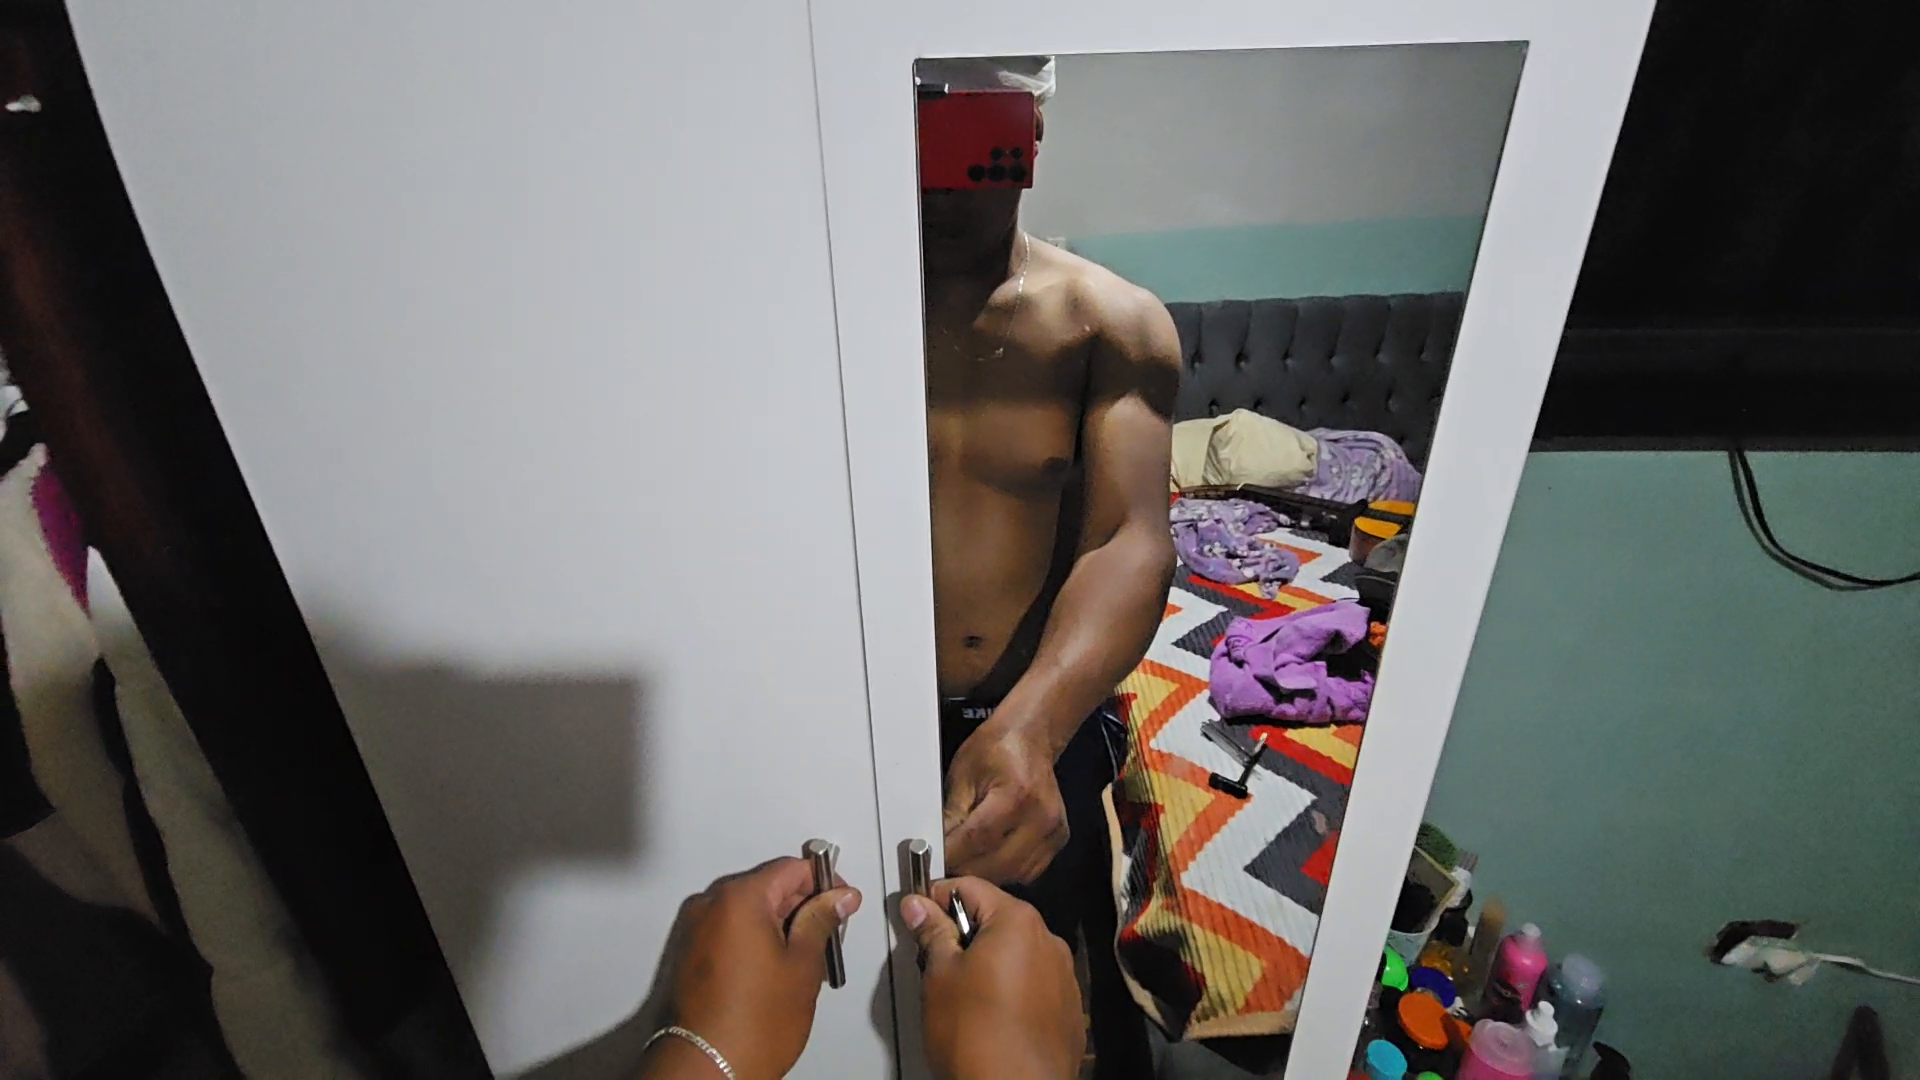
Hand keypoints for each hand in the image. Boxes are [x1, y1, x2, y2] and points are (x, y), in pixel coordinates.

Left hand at [644, 857, 859, 1079]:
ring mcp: (697, 930)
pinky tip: (777, 967)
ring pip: (751, 909)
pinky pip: (731, 929)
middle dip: (802, 904)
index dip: (824, 881)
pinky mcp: (690, 954)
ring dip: (780, 923)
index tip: (842, 901)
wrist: (706, 1075)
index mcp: (740, 899)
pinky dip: (756, 938)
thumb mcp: (803, 964)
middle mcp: (712, 905)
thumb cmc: (752, 1025)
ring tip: (805, 956)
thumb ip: (822, 919)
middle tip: (829, 931)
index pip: (791, 869)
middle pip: (769, 886)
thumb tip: (839, 897)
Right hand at [903, 878, 1083, 1079]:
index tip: (919, 915)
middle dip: (964, 934)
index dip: (937, 898)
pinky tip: (992, 1017)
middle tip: (937, 962)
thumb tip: (918, 905)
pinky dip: (1012, 990)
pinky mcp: (1068, 1009)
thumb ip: (931, 932)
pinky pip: (1034, 983)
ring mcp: (1063, 976)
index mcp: (1018, 921)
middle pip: (995, 918)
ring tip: (965, 996)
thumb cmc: (977, 1037)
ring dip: (989, 962)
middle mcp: (1048, 940)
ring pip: (1015, 952)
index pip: (969, 887)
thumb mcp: (940, 976)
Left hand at [942, 718, 1066, 883]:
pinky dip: (1004, 871)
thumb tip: (934, 848)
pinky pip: (1026, 872)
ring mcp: (1053, 832)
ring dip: (984, 874)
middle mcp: (1041, 818)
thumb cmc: (997, 747)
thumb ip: (951, 815)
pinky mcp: (1058, 841)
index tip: (930, 865)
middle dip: (964, 870)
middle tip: (943, 866)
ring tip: (965, 860)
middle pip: (995, 866)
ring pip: (1010, 875)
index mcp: (1016, 796)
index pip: (976, 841)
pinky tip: (989, 856)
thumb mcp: (963, 774)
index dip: (950, 856)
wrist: (1030, 736)